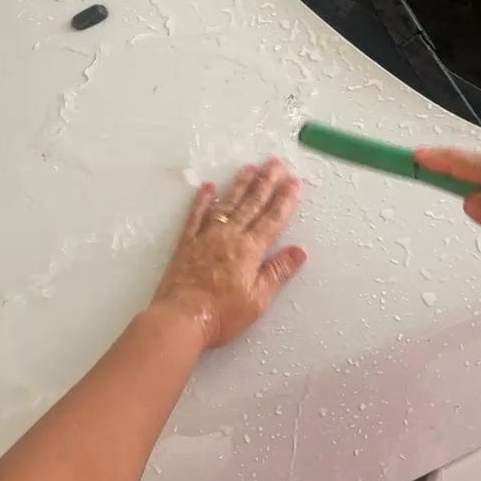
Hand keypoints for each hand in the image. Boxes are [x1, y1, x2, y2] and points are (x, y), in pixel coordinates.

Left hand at [150, 158, 307, 347]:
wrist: (181, 318)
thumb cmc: (222, 314)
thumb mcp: (258, 299)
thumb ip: (278, 271)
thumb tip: (299, 251)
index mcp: (250, 249)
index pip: (273, 219)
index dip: (285, 199)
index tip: (294, 182)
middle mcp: (230, 236)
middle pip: (252, 204)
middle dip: (266, 182)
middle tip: (274, 163)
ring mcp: (207, 237)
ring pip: (228, 204)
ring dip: (240, 185)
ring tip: (250, 168)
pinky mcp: (187, 243)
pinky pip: (196, 215)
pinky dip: (202, 200)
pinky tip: (207, 187)